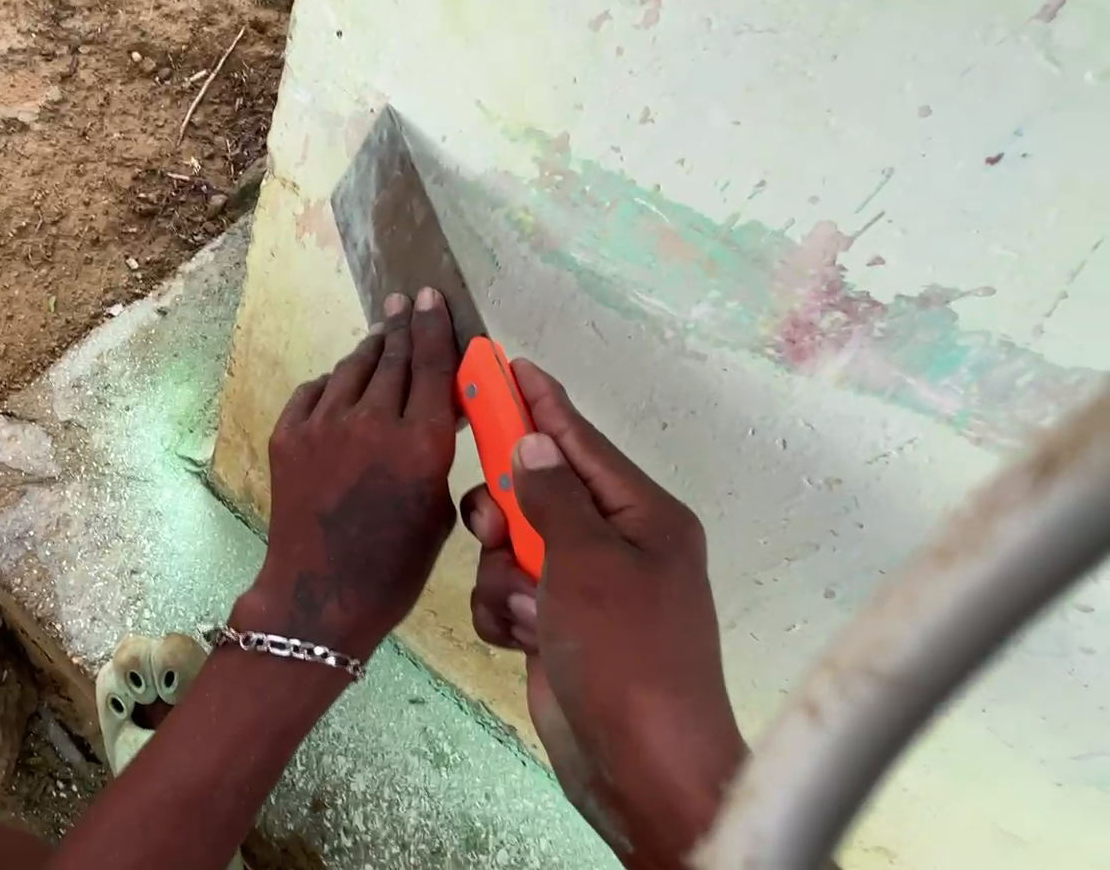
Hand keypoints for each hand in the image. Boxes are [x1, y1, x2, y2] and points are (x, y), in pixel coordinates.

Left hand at [238, 288, 460, 658]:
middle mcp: (372, 420)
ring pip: (351, 368)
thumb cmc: (394, 565)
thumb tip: (438, 404)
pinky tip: (341, 381)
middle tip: (407, 301)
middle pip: (392, 357)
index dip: (435, 327)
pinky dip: (333, 383)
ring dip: (370, 348)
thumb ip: (437, 448)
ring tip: (381, 332)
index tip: (434, 298)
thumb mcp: (437, 506)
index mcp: (421, 441)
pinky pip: (314, 391)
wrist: (319, 593)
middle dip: (403, 324)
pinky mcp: (286, 433)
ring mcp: (323, 424)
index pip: (432, 364)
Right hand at [465, 360, 745, 868]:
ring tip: (522, 606)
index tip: (502, 363)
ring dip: (502, 574)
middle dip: (506, 514)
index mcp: (641, 517)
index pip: (577, 441)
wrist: (636, 770)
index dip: (537, 401)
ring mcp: (579, 584)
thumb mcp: (586, 564)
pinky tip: (521, 636)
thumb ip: (551, 497)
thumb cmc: (625, 654)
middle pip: (531, 492)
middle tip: (491, 527)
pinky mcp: (551, 620)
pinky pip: (501, 588)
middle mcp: (611, 542)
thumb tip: (533, 445)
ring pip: (506, 543)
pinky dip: (501, 609)